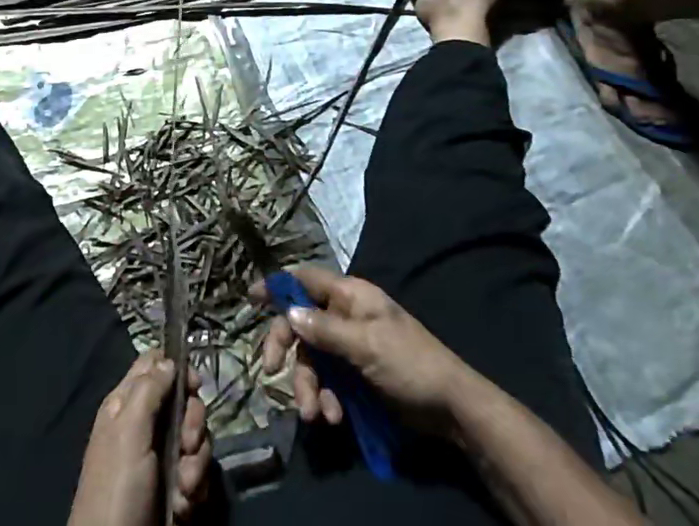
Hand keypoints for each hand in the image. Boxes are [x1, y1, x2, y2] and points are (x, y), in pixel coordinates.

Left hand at [68, 350, 212, 525]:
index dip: (177, 368)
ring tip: (184, 485)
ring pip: (196, 436)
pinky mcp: (174, 484)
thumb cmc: (116, 488)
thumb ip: (148, 391)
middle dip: (193, 422)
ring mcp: (160, 455)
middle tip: (187, 444)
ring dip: (196, 461)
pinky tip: (184, 502)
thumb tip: (170, 361)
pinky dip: (195, 484)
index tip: (193, 385)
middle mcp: (145, 424)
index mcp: (126, 404)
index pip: (154, 365)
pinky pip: (197, 469)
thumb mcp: (127, 433)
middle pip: (183, 401)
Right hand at [257, 266, 477, 436]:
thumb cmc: (409, 363)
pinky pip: (327, 381)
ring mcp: (349, 346)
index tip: (251, 298)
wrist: (447, 407)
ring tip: (315, 413)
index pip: (306, 279)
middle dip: (287, 350)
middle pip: (301, 324)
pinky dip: (325, 398)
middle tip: (270, 371)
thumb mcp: (366, 344)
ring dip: (308, 385)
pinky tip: (334, 418)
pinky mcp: (354, 374)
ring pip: (311, 358)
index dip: (278, 286)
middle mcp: (345, 316)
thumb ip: (325, 329)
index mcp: (350, 296)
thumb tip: (289, 312)